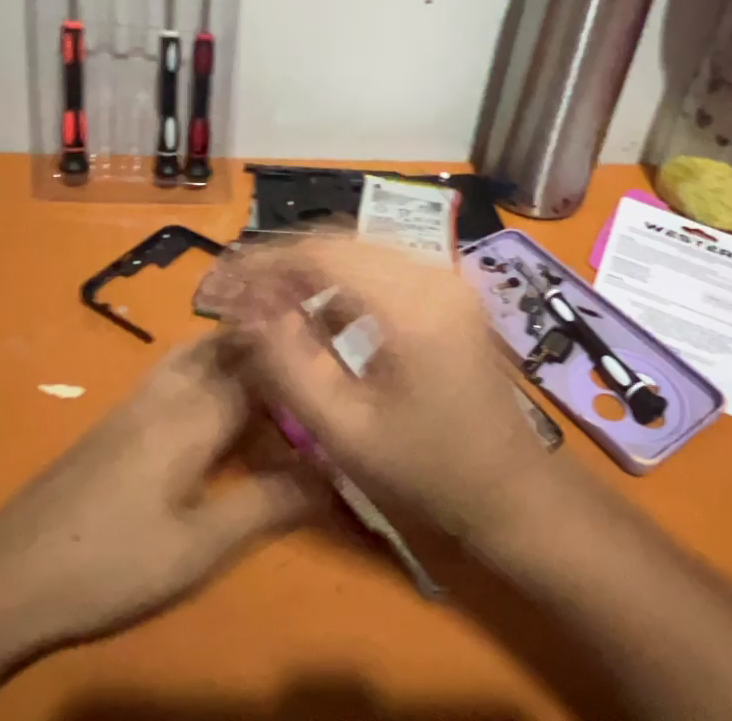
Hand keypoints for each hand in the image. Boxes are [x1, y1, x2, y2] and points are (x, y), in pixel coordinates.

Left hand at [0, 336, 315, 646]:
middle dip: (272, 339)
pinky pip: (175, 374)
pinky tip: (217, 407)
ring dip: (238, 349)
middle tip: (315, 354)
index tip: (339, 354)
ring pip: (196, 353)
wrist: (6, 579)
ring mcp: (134, 404)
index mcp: (195, 412)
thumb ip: (270, 504)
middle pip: (226, 344)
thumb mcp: (201, 546)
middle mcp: (167, 392)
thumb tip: (335, 476)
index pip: (262, 363)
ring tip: (275, 368)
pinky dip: (209, 370)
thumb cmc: (113, 562)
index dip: (303, 355)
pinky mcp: (115, 423)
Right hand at [223, 236, 566, 543]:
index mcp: (412, 306)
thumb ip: (289, 362)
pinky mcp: (452, 294)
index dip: (264, 264)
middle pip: (341, 242)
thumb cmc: (427, 471)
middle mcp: (434, 275)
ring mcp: (449, 280)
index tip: (220, 286)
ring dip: (311, 269)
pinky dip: (344, 280)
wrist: (510, 488)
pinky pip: (386, 267)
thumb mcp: (344, 429)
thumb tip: (244, 308)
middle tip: (235, 293)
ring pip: (362, 250)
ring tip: (265, 301)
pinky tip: (318, 312)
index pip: (322, 255)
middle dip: (283, 262)